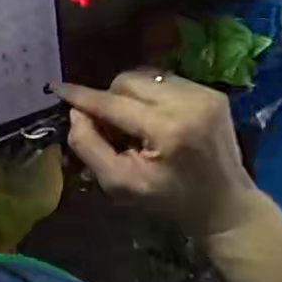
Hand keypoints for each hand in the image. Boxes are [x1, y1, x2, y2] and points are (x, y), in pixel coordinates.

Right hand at [55, 70, 258, 239]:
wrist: (224, 204)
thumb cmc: (168, 200)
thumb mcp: (119, 183)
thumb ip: (89, 146)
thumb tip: (76, 113)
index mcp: (168, 128)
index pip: (112, 103)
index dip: (81, 96)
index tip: (57, 88)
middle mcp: (189, 102)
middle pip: (126, 81)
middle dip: (109, 99)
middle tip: (109, 128)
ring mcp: (204, 94)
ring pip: (144, 76)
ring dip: (128, 96)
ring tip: (133, 123)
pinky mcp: (212, 92)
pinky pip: (163, 80)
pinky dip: (149, 95)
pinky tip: (153, 118)